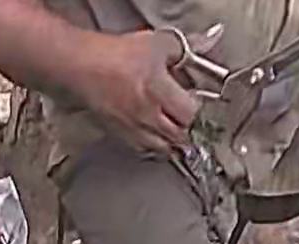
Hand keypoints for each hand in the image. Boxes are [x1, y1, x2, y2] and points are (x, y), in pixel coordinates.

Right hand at [66, 27, 213, 154]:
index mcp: (157, 90)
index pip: (189, 114)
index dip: (194, 110)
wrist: (86, 70)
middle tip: (185, 121)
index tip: (192, 103)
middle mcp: (146, 115)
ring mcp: (133, 130)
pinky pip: (143, 150)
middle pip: (177, 136)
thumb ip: (185, 47)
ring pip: (161, 149)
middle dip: (185, 129)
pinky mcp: (121, 137)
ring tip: (172, 133)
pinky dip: (152, 147)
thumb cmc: (118, 56)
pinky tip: (154, 139)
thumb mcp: (157, 43)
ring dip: (170, 143)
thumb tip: (212, 37)